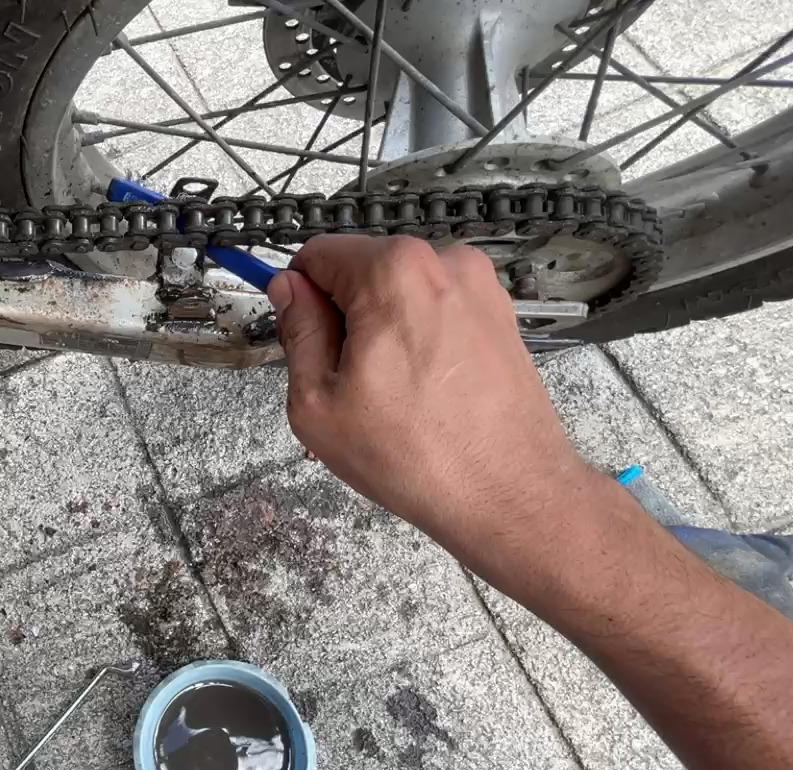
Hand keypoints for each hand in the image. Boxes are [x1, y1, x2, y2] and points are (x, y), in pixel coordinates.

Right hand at [268, 234, 600, 560]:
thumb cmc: (408, 453)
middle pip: (359, 272)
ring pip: (396, 294)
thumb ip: (297, 331)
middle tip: (342, 385)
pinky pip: (432, 313)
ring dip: (376, 334)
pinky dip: (413, 343)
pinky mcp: (499, 313)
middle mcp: (442, 261)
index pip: (317, 255)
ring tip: (382, 398)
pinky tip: (417, 395)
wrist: (505, 491)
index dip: (297, 298)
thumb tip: (287, 289)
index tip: (300, 342)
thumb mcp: (317, 399)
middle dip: (339, 319)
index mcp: (391, 272)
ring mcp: (479, 286)